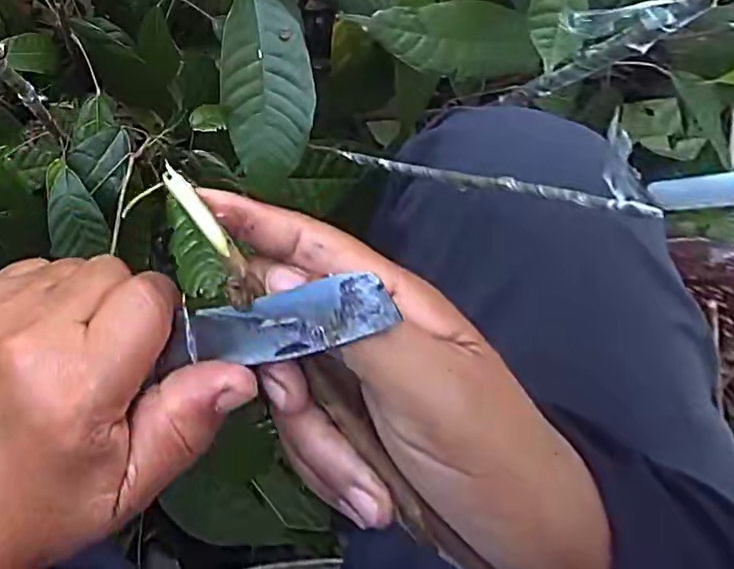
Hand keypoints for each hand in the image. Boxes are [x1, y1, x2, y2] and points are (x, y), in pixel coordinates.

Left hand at [0, 255, 256, 568]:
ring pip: (79, 263)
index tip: (151, 352)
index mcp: (75, 381)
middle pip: (114, 270)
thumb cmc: (49, 501)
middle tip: (111, 358)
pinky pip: (41, 266)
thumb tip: (237, 372)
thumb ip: (186, 420)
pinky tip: (45, 336)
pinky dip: (54, 291)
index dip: (162, 317)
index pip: (148, 295)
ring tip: (74, 349)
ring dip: (89, 296)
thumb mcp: (130, 481)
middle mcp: (32, 332)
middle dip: (126, 305)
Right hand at [200, 190, 611, 568]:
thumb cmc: (496, 454)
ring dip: (313, 437)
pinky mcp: (338, 421)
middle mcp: (355, 326)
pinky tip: (370, 494)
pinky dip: (323, 466)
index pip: (305, 242)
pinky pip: (295, 428)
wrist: (536, 553)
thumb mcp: (429, 387)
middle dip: (276, 365)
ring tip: (367, 480)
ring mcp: (344, 375)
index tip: (198, 199)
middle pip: (276, 316)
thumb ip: (349, 323)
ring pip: (279, 381)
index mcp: (383, 297)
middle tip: (297, 401)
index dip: (251, 217)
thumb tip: (273, 274)